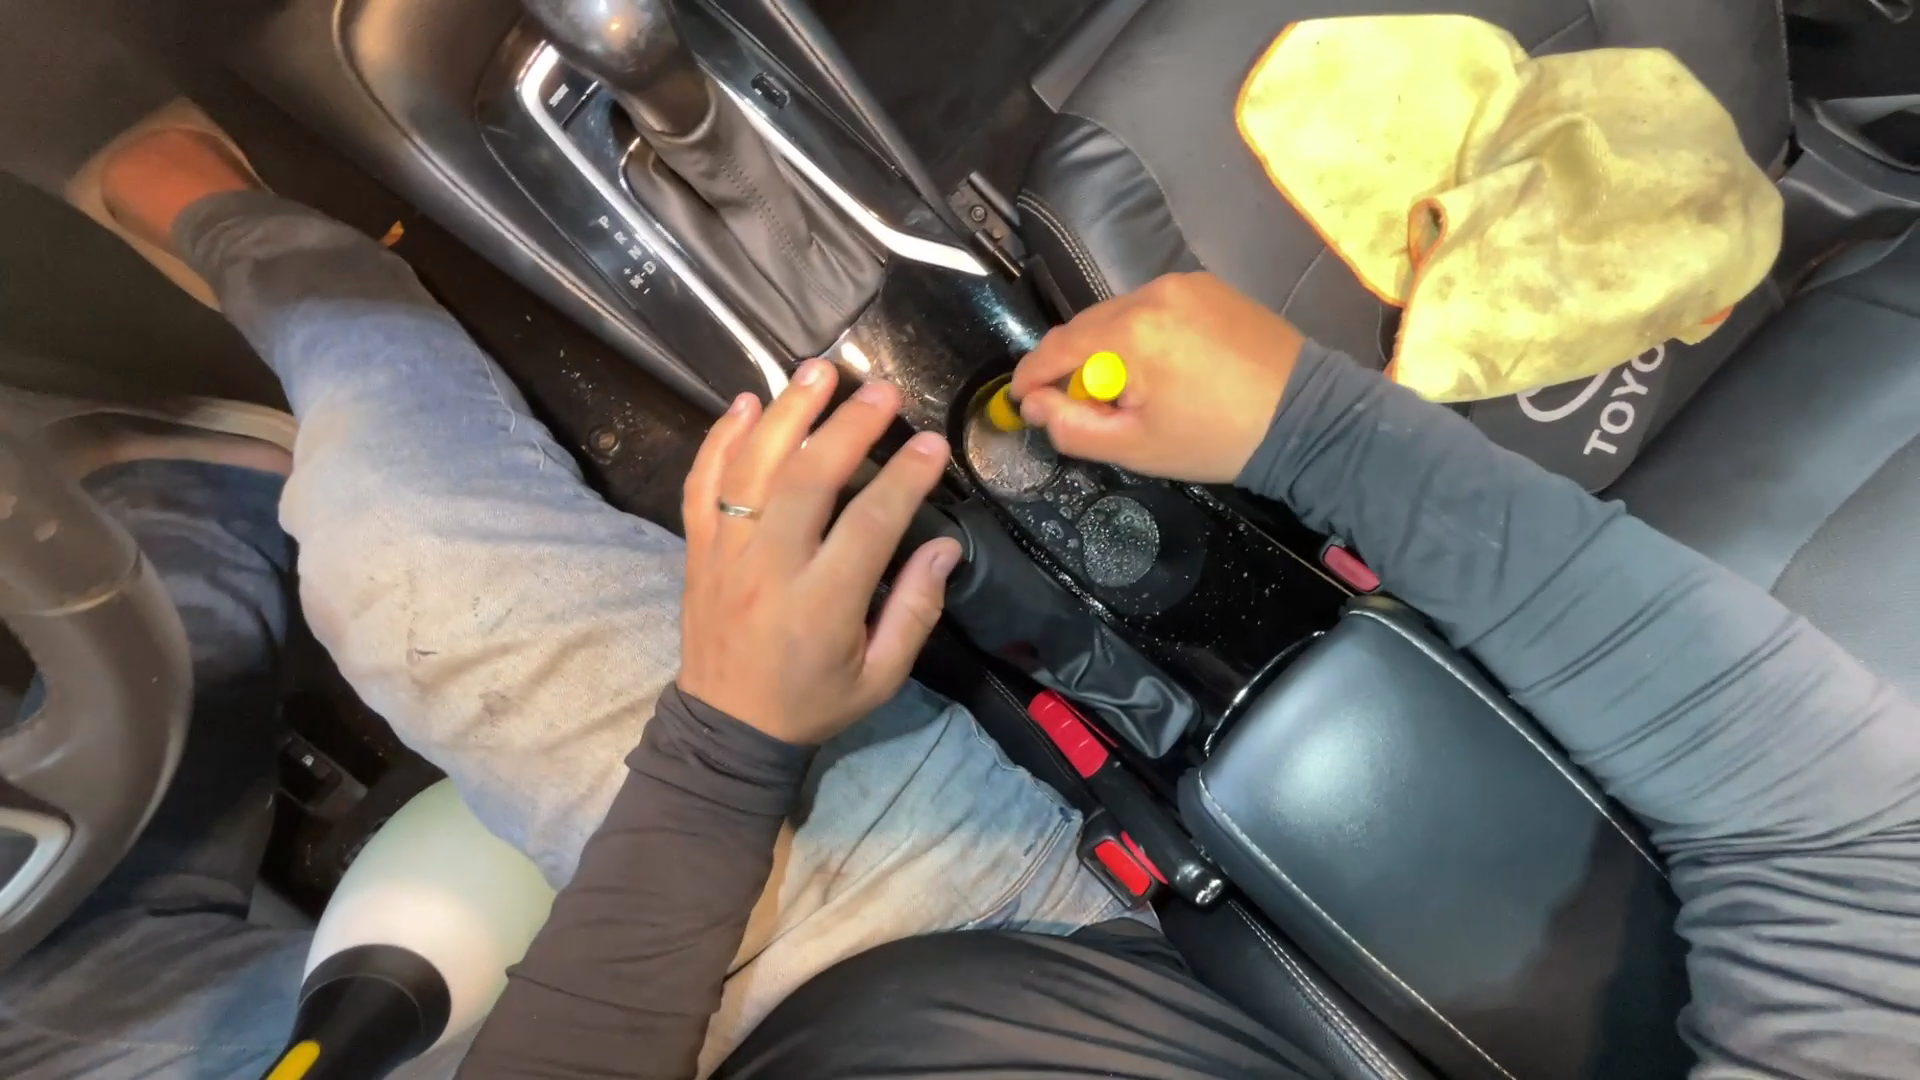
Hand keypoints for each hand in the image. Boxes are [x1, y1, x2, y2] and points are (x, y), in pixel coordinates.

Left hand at [677, 360, 962, 744]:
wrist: (727, 728)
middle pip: (808, 479)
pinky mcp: (697, 548)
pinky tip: (745, 404)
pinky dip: (720, 438)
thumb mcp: (880, 676)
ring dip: (786, 412)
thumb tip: (945, 548)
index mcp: (821, 605)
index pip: (869, 524)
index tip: (932, 445)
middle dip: (849, 427)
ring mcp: (725, 553)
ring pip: (751, 468)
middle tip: (883, 391)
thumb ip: (915, 611)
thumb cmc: (812, 702)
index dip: (905, 479)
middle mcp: (768, 569)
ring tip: (817, 370)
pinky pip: (701, 483)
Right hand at [1010, 272, 1305, 482]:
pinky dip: (1136, 334)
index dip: (1029, 376)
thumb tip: (1032, 405)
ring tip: (1123, 389)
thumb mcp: (1134, 448)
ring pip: (1115, 316)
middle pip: (1083, 328)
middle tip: (1078, 406)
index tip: (1020, 400)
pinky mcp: (1207, 285)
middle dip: (1069, 366)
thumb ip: (1071, 426)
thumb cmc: (1215, 440)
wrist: (1306, 418)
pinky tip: (1156, 366)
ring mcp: (1183, 284)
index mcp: (1129, 334)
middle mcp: (1151, 294)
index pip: (1055, 348)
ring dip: (1103, 349)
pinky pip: (1149, 307)